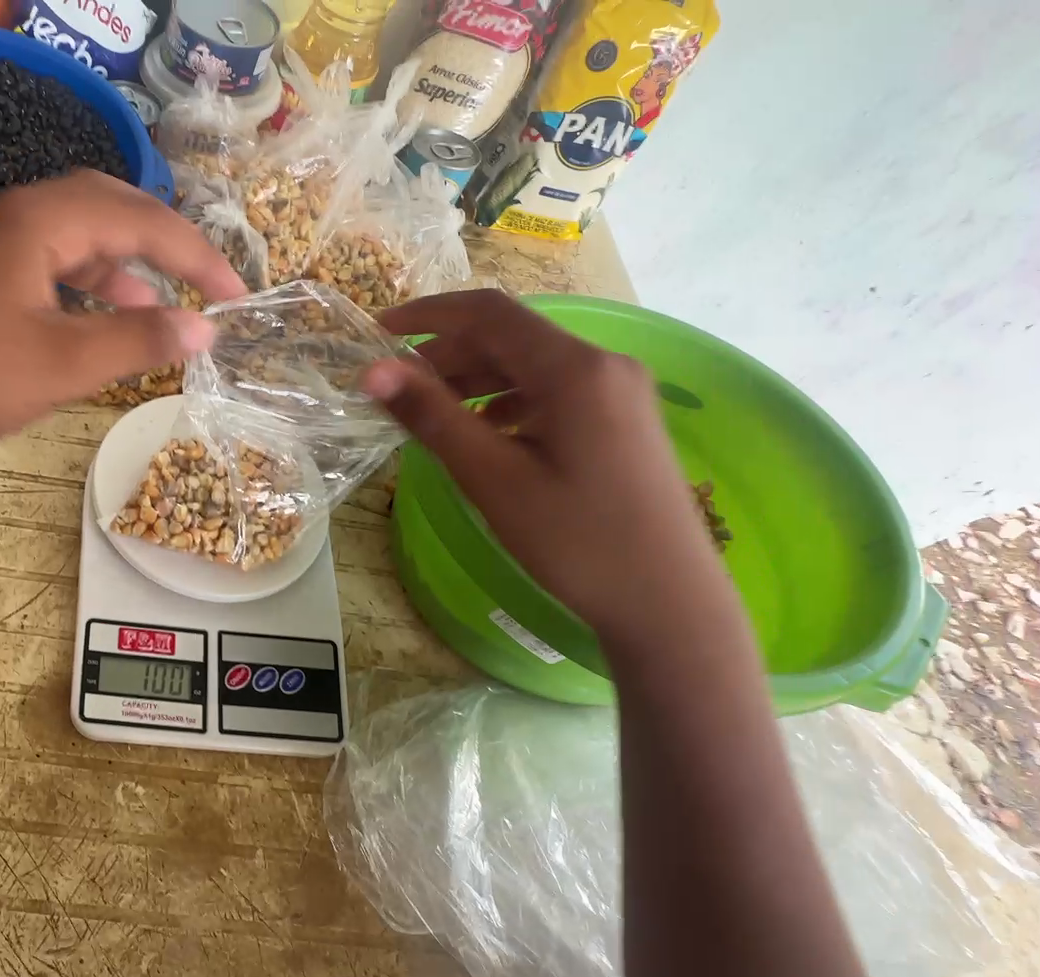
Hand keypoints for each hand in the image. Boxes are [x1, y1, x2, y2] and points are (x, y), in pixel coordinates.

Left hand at [0, 171, 247, 474]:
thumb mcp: (62, 365)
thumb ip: (137, 339)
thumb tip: (203, 329)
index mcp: (36, 221)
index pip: (138, 219)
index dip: (195, 256)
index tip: (235, 294)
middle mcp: (7, 216)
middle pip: (103, 208)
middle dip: (158, 246)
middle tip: (199, 282)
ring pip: (68, 237)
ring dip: (117, 267)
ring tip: (151, 309)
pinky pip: (39, 263)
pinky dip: (77, 286)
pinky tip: (87, 320)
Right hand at [361, 290, 720, 637]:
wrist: (667, 600)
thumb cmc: (575, 539)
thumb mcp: (492, 478)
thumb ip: (431, 416)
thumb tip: (372, 371)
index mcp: (574, 368)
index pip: (488, 313)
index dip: (426, 315)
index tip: (375, 332)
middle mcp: (602, 364)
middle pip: (510, 336)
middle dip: (446, 353)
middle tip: (395, 389)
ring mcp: (617, 391)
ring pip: (530, 364)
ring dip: (473, 379)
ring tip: (428, 414)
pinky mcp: (620, 419)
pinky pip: (551, 390)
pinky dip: (505, 401)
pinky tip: (481, 433)